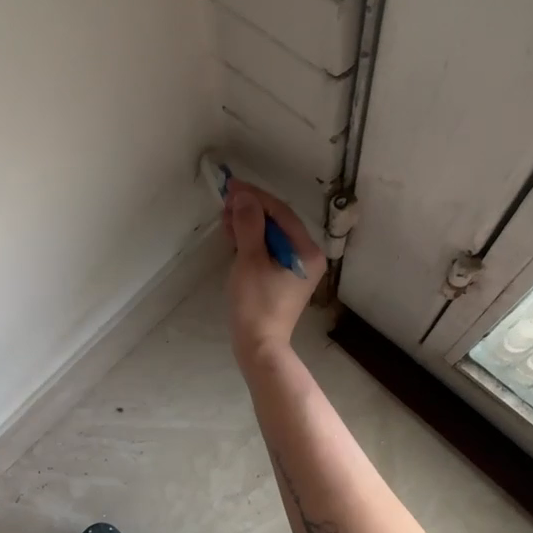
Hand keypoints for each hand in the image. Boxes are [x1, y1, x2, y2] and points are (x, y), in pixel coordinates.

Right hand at [223, 181, 324, 360]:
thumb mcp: (250, 261)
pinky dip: (250, 239)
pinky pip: (267, 250)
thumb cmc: (256, 304)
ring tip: (225, 215)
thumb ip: (249, 225)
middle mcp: (306, 256)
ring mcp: (295, 268)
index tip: (232, 186)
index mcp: (307, 251)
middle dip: (251, 209)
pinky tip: (233, 233)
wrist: (258, 345)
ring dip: (248, 223)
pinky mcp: (281, 278)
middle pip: (278, 223)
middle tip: (225, 200)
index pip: (281, 213)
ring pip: (271, 236)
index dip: (256, 197)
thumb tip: (243, 197)